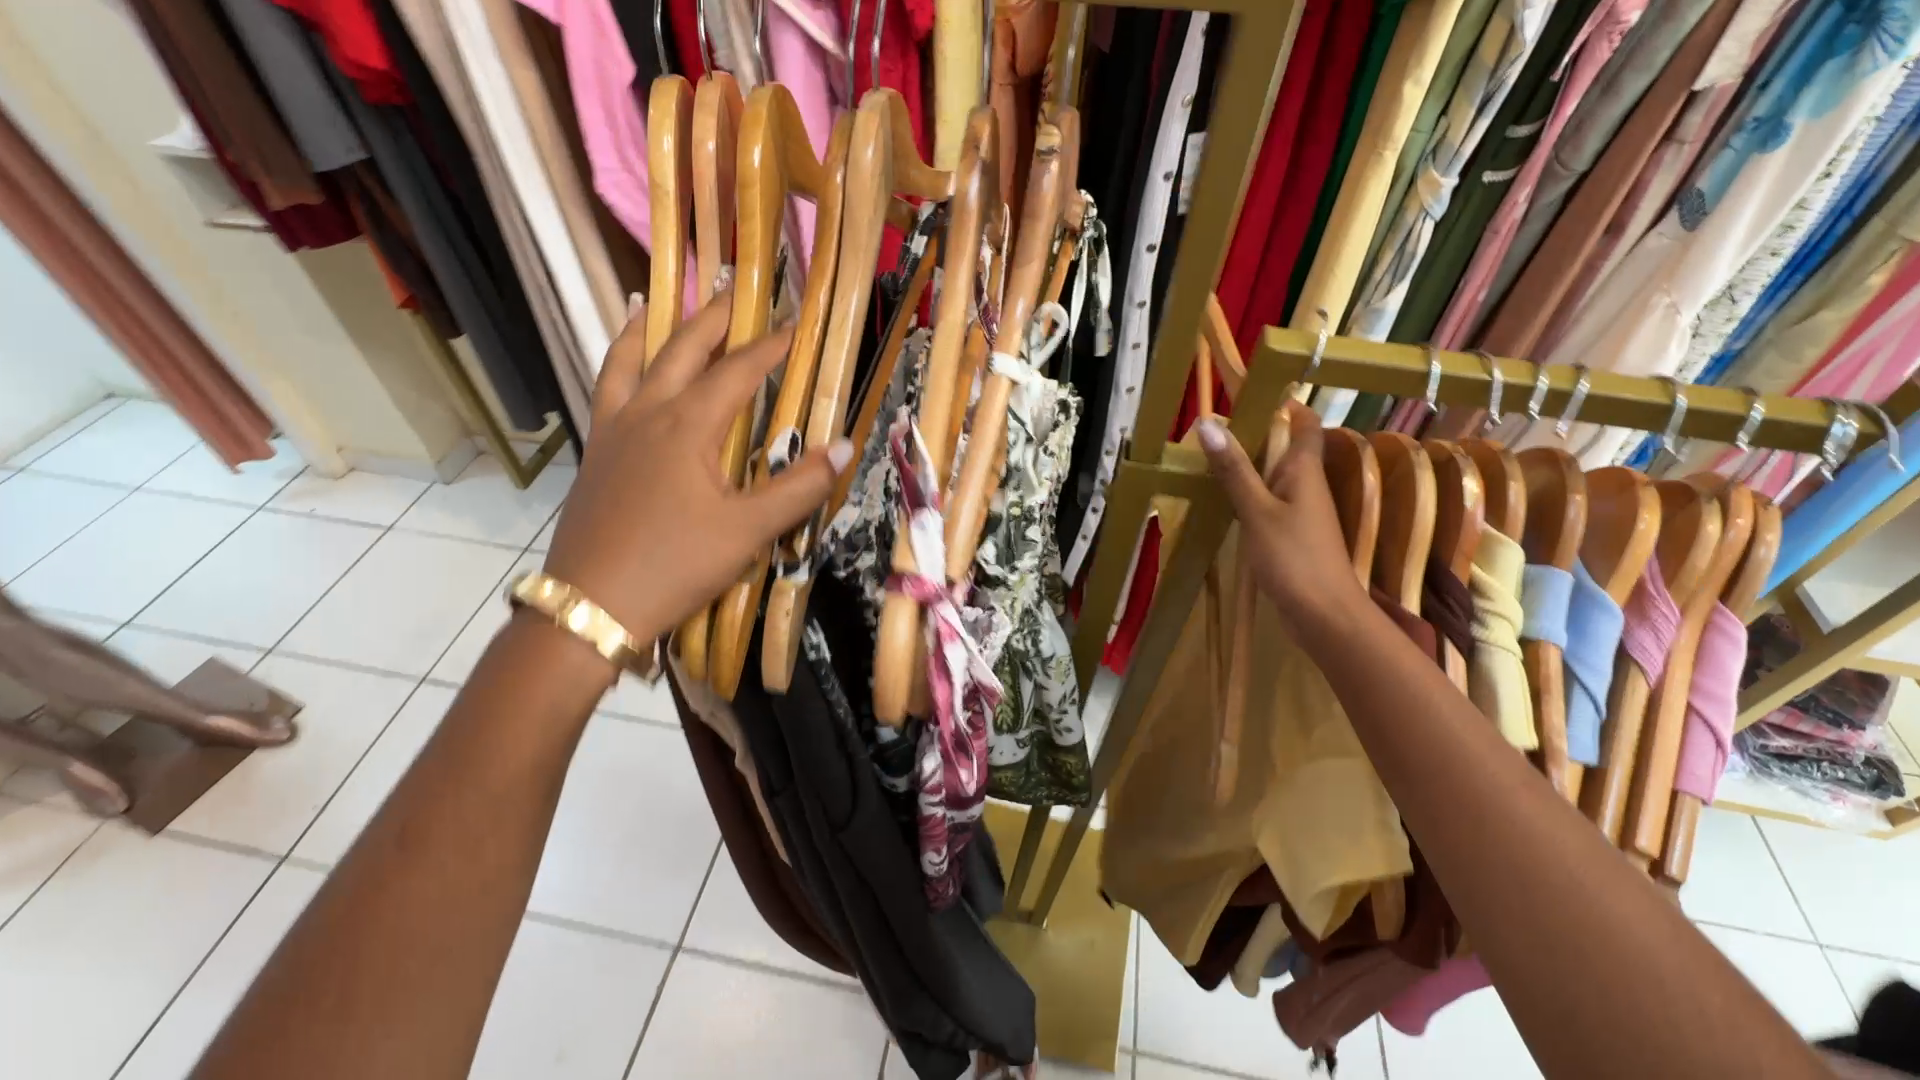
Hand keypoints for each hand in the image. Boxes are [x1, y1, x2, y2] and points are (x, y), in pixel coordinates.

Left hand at [543, 292, 853, 646]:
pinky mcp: (595, 452)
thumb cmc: (675, 565)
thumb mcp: (747, 532)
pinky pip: (604, 391)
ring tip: (653, 300)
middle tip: (731, 287)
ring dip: (648, 329)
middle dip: (712, 318)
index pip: (738, 371)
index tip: (795, 325)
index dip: (769, 347)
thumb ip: (799, 488)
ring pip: (630, 362)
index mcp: (689, 426)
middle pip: (682, 350)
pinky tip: (623, 371)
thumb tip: (846, 447)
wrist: (592, 604)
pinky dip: (616, 366)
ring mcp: (614, 430)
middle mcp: (648, 413)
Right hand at [1195, 403, 1365, 628]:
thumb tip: (1208, 423)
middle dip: (1253, 434)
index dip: (1282, 403)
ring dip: (1248, 466)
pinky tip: (1224, 502)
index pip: (1304, 421)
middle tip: (1212, 429)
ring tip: (1208, 459)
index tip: (1246, 396)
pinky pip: (1270, 502)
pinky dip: (1248, 495)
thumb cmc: (1294, 558)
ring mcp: (1301, 511)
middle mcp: (1307, 484)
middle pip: (1286, 446)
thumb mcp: (1257, 511)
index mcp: (1304, 469)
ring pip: (1274, 476)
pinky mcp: (1292, 535)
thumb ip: (1234, 470)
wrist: (1323, 615)